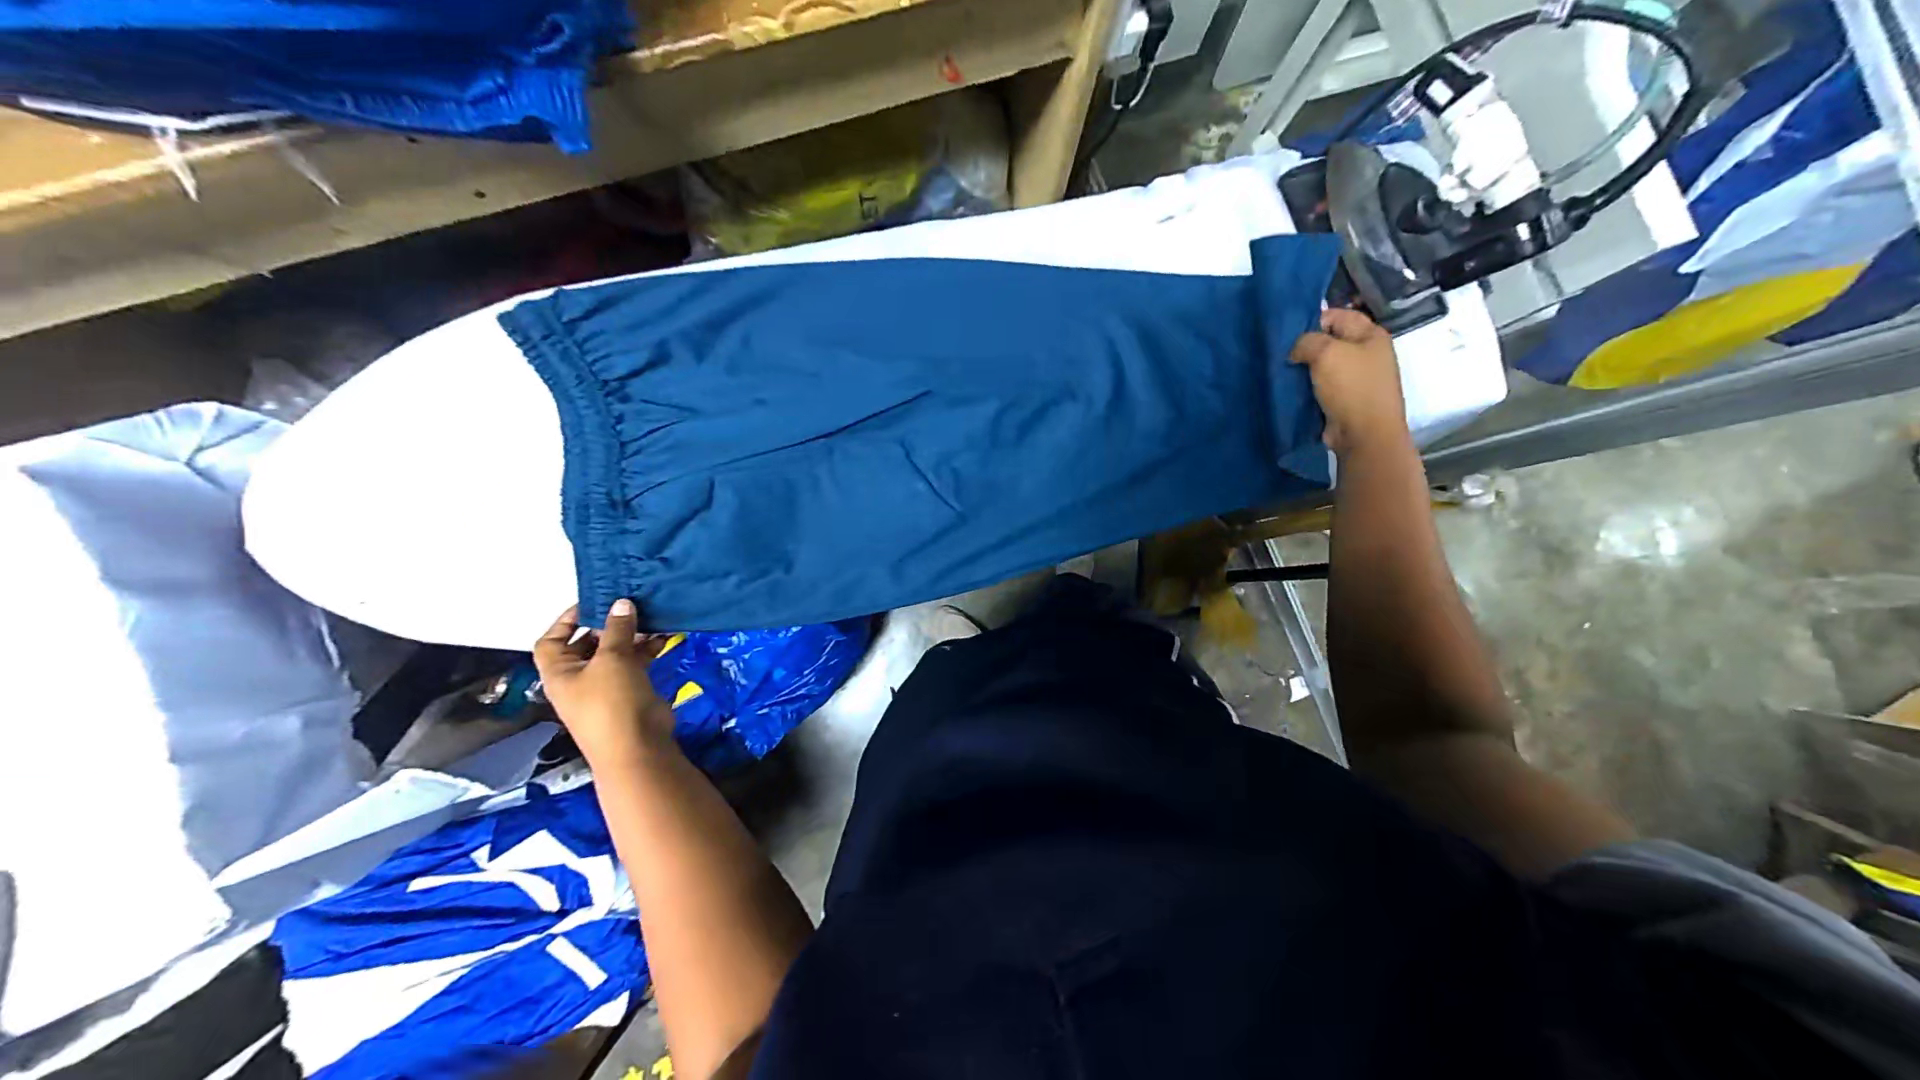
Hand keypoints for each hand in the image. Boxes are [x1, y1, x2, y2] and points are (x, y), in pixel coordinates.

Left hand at [533, 599, 675, 760]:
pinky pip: (635, 665)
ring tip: (650, 618)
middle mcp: (579, 679)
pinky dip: (646, 651)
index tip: (591, 602)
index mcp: (560, 672)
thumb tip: (621, 603)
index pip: (551, 641)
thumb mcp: (611, 659)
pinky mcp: (630, 692)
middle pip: (587, 644)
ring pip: (615, 653)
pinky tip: (663, 638)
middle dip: (607, 626)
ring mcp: (605, 687)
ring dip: (631, 636)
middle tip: (628, 607)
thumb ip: (617, 628)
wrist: (637, 747)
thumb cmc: (612, 701)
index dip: (566, 620)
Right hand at [1290, 308, 1410, 456]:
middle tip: (1282, 354)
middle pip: (1330, 341)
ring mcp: (1356, 378)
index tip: (1289, 334)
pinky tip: (1291, 389)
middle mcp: (1366, 353)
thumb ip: (1307, 341)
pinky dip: (1306, 387)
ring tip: (1283, 372)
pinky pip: (1321, 386)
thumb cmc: (1351, 386)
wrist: (1364, 433)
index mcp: (1371, 335)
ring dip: (1304, 369)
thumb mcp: (1327, 352)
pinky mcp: (1344, 398)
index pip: (1339, 315)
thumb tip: (1296, 350)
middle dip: (1306, 346)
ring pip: (1323, 365)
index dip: (1314, 320)